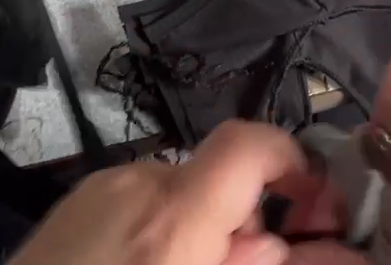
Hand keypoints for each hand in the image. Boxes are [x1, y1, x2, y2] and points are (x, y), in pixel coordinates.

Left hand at [11, 120, 303, 264]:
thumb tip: (276, 245)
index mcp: (172, 217)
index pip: (247, 144)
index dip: (291, 158)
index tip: (317, 200)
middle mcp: (135, 184)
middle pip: (217, 178)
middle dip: (247, 221)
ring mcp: (98, 190)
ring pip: (177, 194)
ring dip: (202, 232)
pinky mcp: (72, 205)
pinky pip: (137, 204)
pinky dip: (160, 234)